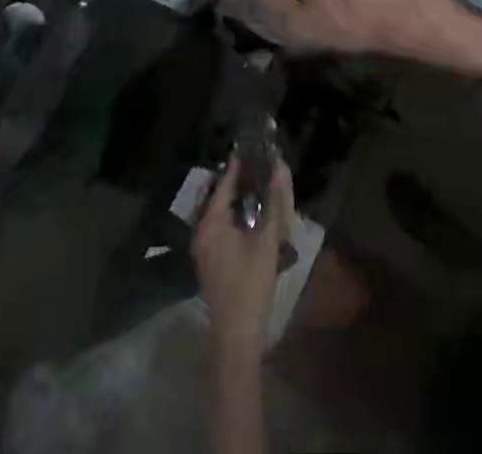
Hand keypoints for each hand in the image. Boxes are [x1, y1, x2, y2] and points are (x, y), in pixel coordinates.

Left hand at [194, 155, 294, 357]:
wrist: (237, 334)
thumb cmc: (251, 284)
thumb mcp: (267, 239)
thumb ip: (274, 202)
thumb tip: (280, 168)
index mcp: (210, 224)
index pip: (224, 184)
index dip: (239, 165)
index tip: (254, 146)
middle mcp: (201, 233)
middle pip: (221, 197)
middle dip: (241, 180)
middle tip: (263, 163)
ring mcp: (204, 249)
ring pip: (222, 213)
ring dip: (241, 199)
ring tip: (264, 183)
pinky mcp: (211, 261)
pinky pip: (222, 227)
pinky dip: (238, 216)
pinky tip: (256, 215)